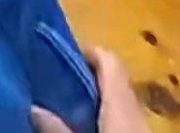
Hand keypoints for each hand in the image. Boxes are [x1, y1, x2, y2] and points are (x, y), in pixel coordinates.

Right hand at [30, 47, 149, 132]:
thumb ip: (58, 131)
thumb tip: (33, 108)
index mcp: (121, 105)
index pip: (109, 61)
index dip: (88, 54)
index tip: (63, 59)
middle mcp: (138, 113)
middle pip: (116, 82)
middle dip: (90, 80)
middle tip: (60, 86)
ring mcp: (145, 131)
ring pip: (123, 105)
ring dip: (101, 103)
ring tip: (72, 113)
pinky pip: (129, 124)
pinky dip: (111, 121)